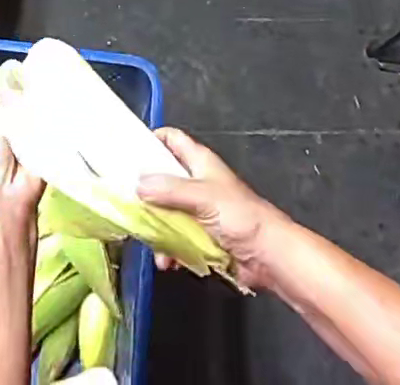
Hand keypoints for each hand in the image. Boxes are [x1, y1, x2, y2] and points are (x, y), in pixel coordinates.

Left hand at [0, 94, 43, 228]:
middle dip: (15, 97)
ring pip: (23, 121)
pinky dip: (46, 127)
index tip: (10, 74)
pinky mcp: (33, 159)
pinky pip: (40, 136)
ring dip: (32, 112)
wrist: (4, 210)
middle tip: (31, 81)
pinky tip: (55, 111)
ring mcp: (10, 150)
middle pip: (3, 108)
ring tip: (44, 94)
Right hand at [137, 127, 294, 290]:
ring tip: (150, 240)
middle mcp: (196, 182)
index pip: (170, 139)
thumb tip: (138, 185)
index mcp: (198, 161)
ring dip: (156, 227)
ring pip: (165, 211)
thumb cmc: (242, 217)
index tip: (129, 151)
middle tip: (128, 200)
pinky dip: (169, 249)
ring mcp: (198, 210)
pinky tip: (167, 260)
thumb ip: (169, 189)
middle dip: (145, 192)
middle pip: (161, 178)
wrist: (271, 258)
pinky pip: (176, 238)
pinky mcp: (201, 236)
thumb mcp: (202, 195)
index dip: (151, 139)